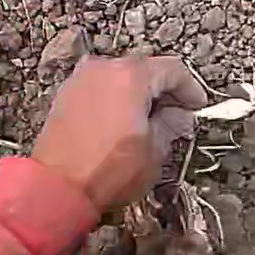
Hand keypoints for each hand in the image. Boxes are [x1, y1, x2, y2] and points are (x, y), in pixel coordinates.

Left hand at [31, 55, 206, 213]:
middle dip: (163, 91)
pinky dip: (115, 100)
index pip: (172, 70)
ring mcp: (79, 80)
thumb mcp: (155, 150)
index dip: (190, 89)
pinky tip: (122, 122)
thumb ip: (172, 124)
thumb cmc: (108, 169)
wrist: (56, 186)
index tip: (197, 106)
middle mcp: (102, 69)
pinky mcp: (65, 96)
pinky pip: (99, 89)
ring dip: (138, 95)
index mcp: (130, 76)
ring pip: (119, 79)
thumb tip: (178, 115)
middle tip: (177, 116)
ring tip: (149, 122)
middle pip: (144, 70)